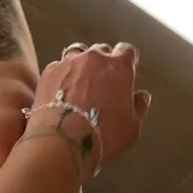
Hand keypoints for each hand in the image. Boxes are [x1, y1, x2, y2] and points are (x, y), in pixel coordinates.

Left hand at [29, 43, 152, 175]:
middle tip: (101, 84)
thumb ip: (139, 107)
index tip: (126, 71)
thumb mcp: (132, 128)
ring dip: (81, 65)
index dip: (127, 60)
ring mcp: (70, 61)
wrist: (62, 142)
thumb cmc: (104, 136)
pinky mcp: (50, 70)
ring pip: (78, 54)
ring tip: (79, 85)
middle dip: (103, 63)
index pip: (127, 51)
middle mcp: (95, 56)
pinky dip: (61, 76)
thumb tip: (142, 96)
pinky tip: (60, 93)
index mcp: (120, 66)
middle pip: (102, 51)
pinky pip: (59, 67)